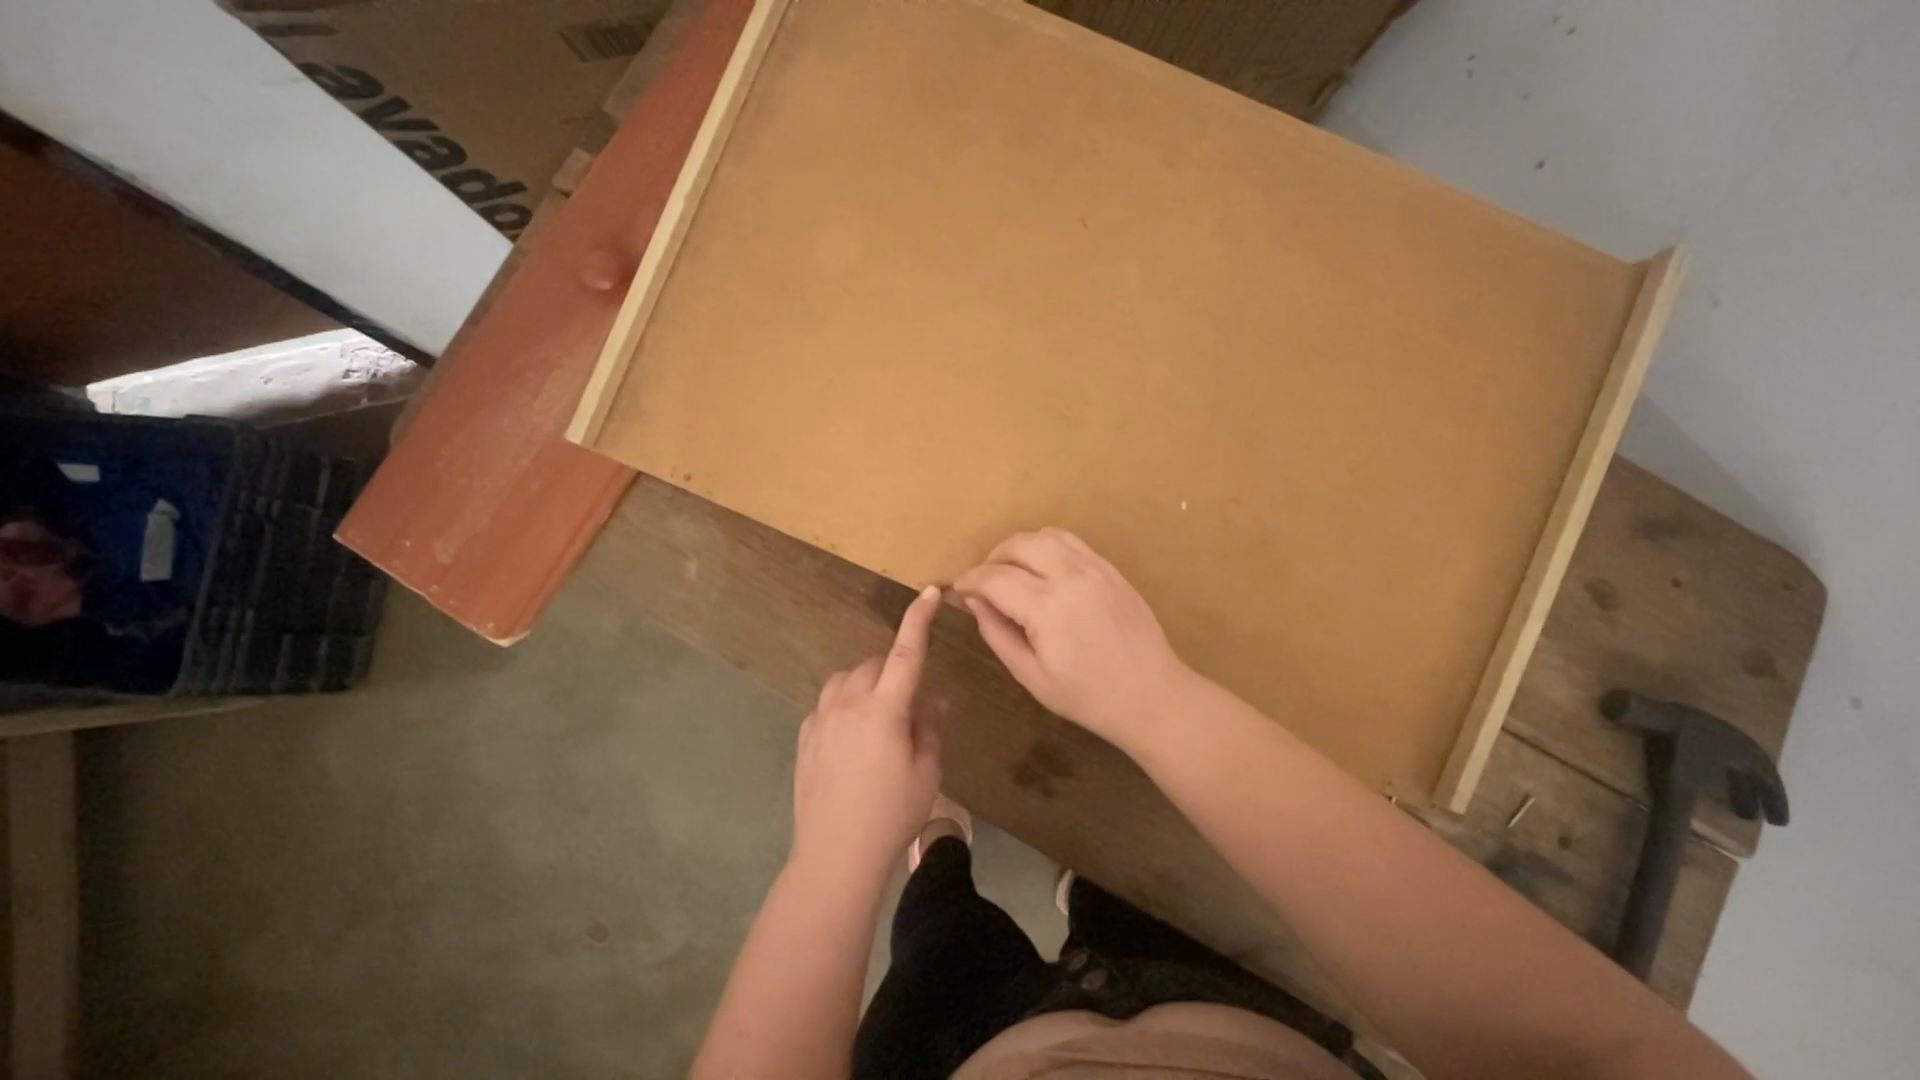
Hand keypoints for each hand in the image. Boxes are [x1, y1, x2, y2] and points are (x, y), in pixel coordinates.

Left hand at [790, 586, 945, 882]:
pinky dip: (845, 705)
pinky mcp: (804, 737)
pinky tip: (853, 738)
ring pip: (846, 680)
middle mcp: (848, 704)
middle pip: (874, 665)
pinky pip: (828, 704)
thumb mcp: (926, 773)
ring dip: (866, 684)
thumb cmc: (892, 815)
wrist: (835, 854)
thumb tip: (931, 700)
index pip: (906, 653)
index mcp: (884, 709)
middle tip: (912, 708)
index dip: (919, 619)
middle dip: (895, 672)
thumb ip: (929, 728)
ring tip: (881, 718)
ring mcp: (821, 719)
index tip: (930, 592)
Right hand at [954, 528, 1192, 748]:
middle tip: (983, 583)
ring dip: (1020, 548)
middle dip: (992, 559)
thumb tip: (974, 600)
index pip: (994, 578)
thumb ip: (997, 633)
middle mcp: (1070, 576)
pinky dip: (1048, 548)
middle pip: (1018, 545)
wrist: (1150, 694)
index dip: (970, 581)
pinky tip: (1043, 572)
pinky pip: (1071, 542)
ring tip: (1012, 573)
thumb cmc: (1086, 696)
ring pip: (1045, 536)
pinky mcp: (1110, 569)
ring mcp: (1094, 568)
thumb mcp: (1031, 675)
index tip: (959, 591)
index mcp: (1046, 608)